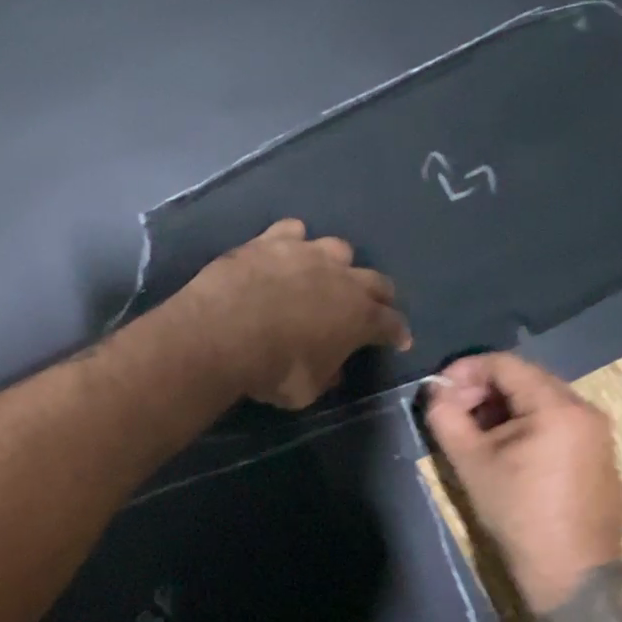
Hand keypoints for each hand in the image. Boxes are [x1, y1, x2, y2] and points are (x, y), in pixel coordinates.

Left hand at [173, 219, 410, 409]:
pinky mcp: (271, 240)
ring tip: (326, 275)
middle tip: (372, 307)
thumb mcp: (306, 390)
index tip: (398, 339)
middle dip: (378, 295)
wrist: (223, 332)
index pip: (391, 323)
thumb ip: (325, 375)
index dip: (396, 333)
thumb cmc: (272, 369)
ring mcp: (307, 253)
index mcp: (360, 318)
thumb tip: (331, 370)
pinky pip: (292, 231)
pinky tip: (285, 250)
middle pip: (375, 280)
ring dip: (337, 264)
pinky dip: (293, 240)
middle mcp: (342, 278)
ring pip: (337, 248)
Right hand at [424, 352, 621, 612]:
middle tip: (454, 411)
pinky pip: (558, 421)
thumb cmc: (518, 512)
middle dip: (483, 388)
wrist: (572, 574)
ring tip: (475, 432)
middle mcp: (585, 410)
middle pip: (524, 378)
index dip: (464, 370)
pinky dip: (526, 424)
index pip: (504, 364)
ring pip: (541, 400)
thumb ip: (445, 416)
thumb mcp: (469, 461)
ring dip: (503, 407)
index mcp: (557, 406)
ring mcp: (598, 434)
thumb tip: (435, 392)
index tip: (439, 391)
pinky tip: (505, 450)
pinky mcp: (600, 455)